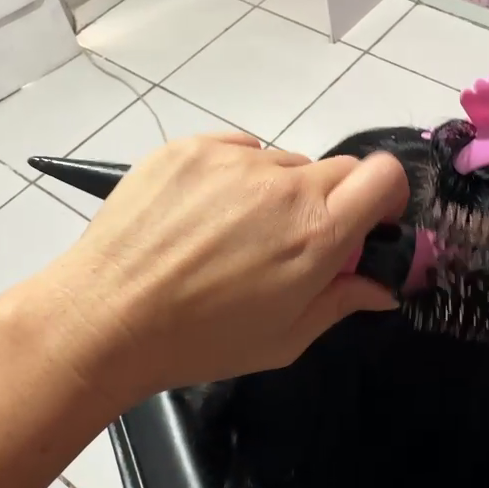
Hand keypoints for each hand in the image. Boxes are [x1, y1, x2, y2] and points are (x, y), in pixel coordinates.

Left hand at [10, 134, 408, 397]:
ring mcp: (234, 160)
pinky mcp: (191, 147)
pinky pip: (238, 151)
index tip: (366, 223)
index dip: (384, 196)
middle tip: (294, 241)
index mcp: (316, 233)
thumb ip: (343, 301)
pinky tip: (205, 212)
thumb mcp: (285, 338)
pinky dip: (236, 176)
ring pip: (284, 163)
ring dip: (278, 191)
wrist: (104, 317)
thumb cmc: (201, 341)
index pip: (384, 175)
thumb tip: (382, 286)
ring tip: (233, 232)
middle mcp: (283, 184)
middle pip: (339, 167)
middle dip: (331, 201)